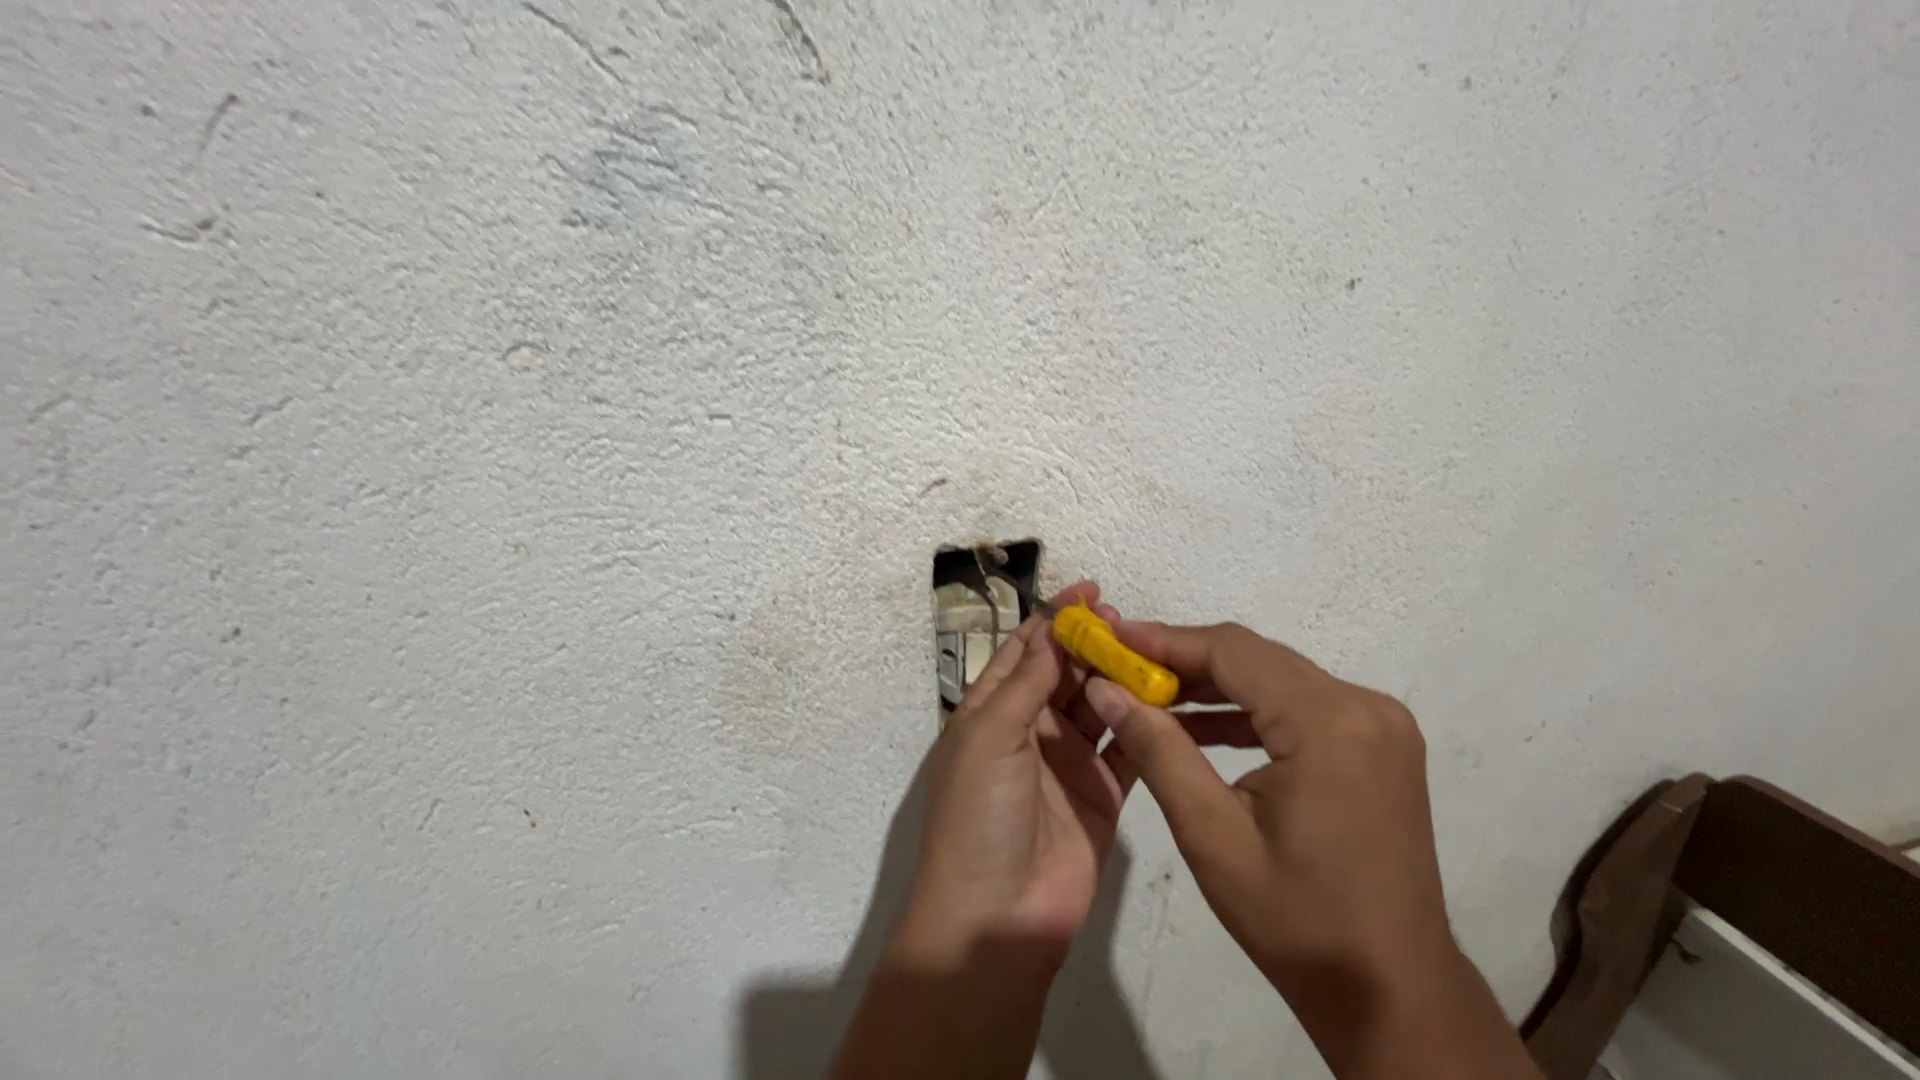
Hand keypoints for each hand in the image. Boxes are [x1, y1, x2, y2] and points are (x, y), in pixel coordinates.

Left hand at [890, 581, 1129, 972]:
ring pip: (1098, 703)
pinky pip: (1128, 746)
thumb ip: (1026, 682)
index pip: (1023, 651)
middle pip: (1064, 672)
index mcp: (990, 712)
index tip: (1089, 590)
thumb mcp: (991, 738)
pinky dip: (1144, 720)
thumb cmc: (980, 816)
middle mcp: (1029, 731)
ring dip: (1119, 675)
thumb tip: (1050, 627)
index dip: (1053, 619)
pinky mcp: (1104, 791)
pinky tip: (1169, 695)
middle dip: (1091, 642)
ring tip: (1152, 648)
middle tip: (1128, 619)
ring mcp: (1069, 762)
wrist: (999, 916)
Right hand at [1083, 622, 1542, 1079]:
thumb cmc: (1296, 919)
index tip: (1110, 639)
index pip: (1233, 651)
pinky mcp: (1380, 743)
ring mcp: (1380, 723)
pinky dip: (1252, 710)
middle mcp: (1365, 706)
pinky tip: (1201, 726)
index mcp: (1328, 724)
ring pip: (1279, 677)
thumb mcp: (1211, 835)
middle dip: (1185, 660)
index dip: (1165, 640)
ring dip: (1216, 685)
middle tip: (1121, 668)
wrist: (1391, 985)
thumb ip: (1158, 750)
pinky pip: (1303, 704)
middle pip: (1258, 657)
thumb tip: (1105, 690)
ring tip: (1149, 696)